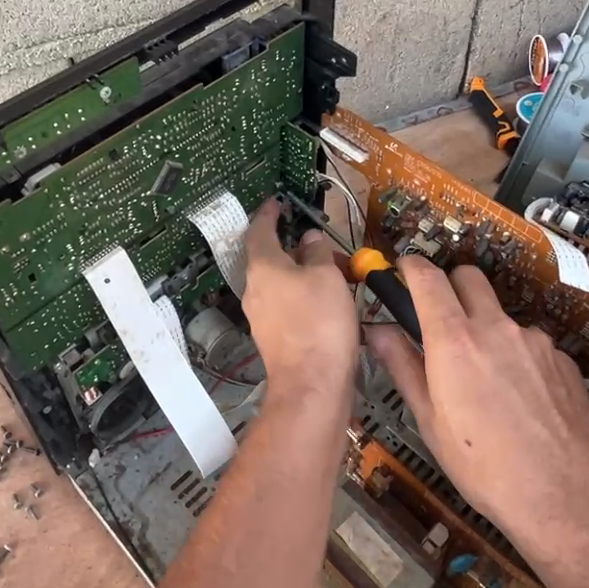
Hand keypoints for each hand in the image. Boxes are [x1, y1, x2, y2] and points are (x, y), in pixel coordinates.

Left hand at [240, 199, 360, 410]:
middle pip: (269, 257)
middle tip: (320, 242)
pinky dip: (302, 294)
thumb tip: (310, 239)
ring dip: (302, 272)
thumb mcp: (328, 276)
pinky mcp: (272, 337)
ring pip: (279, 282)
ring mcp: (260, 315)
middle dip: (294, 246)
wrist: (312, 385)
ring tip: (334, 272)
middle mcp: (254, 289)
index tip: (277, 202)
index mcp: (262, 266)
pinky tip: (326, 301)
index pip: (259, 229)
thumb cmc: (320, 323)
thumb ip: (318, 252)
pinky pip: (285, 304)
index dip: (269, 213)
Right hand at [367, 256, 588, 548]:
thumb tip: (376, 330)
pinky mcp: (563, 359)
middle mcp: (496, 327)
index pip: (427, 277)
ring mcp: (535, 341)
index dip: (411, 267)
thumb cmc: (481, 466)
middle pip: (468, 277)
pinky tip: (521, 399)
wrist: (561, 497)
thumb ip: (402, 365)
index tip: (403, 272)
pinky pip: (531, 343)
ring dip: (486, 328)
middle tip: (441, 321)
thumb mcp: (429, 420)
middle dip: (450, 287)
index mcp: (454, 339)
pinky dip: (518, 356)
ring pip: (501, 314)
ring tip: (486, 379)